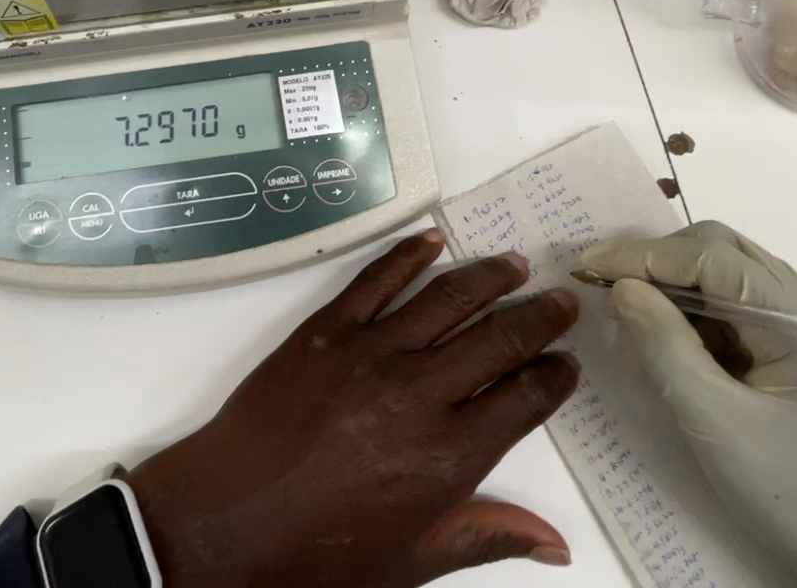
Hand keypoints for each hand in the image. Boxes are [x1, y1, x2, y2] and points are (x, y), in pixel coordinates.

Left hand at [127, 229, 581, 587]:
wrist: (230, 519)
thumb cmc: (321, 552)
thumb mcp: (414, 560)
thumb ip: (486, 535)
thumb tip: (554, 544)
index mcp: (448, 455)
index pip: (523, 400)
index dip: (553, 377)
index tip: (566, 362)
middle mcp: (418, 392)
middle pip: (496, 339)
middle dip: (537, 318)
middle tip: (560, 301)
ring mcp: (371, 352)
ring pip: (445, 298)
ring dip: (487, 277)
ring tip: (514, 265)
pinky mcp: (327, 328)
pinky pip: (376, 280)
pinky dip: (407, 255)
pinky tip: (432, 240)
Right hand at [580, 221, 796, 587]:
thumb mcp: (716, 422)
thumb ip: (664, 345)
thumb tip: (621, 286)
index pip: (713, 256)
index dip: (644, 254)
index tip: (587, 266)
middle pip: (725, 253)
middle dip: (659, 261)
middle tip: (607, 286)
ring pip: (733, 277)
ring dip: (678, 286)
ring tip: (633, 313)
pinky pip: (745, 310)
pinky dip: (701, 313)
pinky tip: (675, 338)